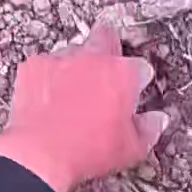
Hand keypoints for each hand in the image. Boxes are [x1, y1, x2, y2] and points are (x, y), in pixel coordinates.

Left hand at [0, 23, 169, 191]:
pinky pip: (47, 64)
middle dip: (109, 49)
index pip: (140, 67)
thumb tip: (157, 120)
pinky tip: (52, 98)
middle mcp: (93, 58)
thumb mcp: (131, 148)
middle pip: (106, 37)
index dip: (138, 80)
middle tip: (107, 73)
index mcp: (123, 74)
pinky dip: (50, 77)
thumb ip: (148, 129)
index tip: (134, 92)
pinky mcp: (34, 66)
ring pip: (75, 50)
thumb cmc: (87, 150)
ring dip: (78, 65)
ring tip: (75, 93)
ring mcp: (62, 59)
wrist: (41, 154)